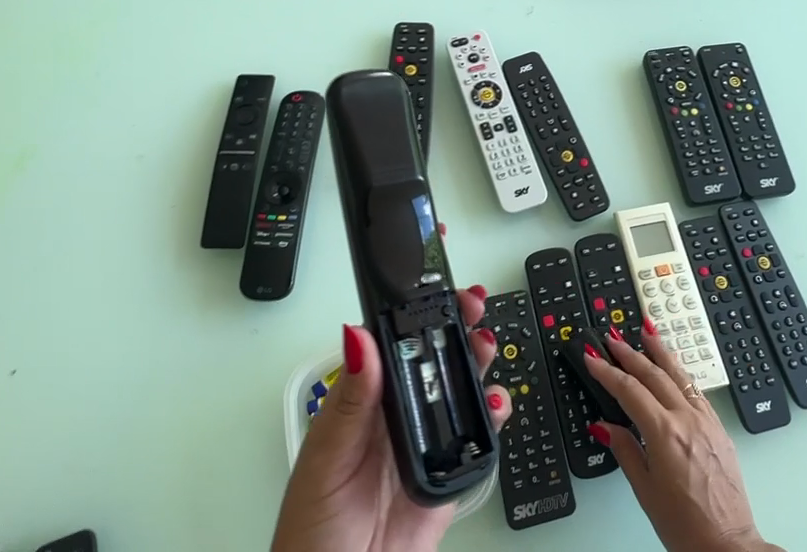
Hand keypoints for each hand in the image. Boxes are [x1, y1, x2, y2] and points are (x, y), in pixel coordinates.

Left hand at [269, 285, 511, 551]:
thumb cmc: (312, 528)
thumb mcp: (326, 457)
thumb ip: (350, 401)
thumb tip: (358, 337)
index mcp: (363, 398)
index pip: (392, 339)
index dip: (415, 306)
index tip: (433, 278)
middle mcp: (398, 412)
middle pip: (434, 355)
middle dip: (456, 323)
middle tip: (473, 303)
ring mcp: (427, 439)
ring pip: (461, 386)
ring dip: (478, 359)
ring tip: (486, 344)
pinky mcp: (451, 470)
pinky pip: (480, 433)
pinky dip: (493, 413)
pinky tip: (494, 402)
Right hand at [583, 320, 782, 551]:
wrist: (728, 545)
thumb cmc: (686, 525)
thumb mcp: (645, 490)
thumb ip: (625, 450)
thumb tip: (604, 426)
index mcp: (664, 433)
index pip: (629, 390)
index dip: (607, 370)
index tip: (592, 356)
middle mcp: (687, 420)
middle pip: (653, 374)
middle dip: (629, 353)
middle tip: (611, 337)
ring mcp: (706, 422)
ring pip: (679, 375)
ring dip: (659, 351)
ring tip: (645, 332)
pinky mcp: (719, 429)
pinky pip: (696, 390)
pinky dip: (680, 372)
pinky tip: (674, 367)